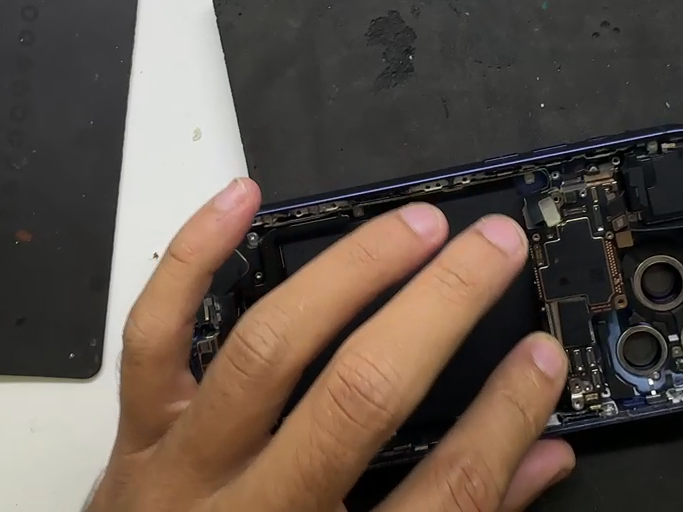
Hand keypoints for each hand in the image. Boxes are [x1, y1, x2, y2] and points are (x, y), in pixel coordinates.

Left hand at [89, 177, 575, 511]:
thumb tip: (543, 456)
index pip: (442, 495)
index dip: (503, 418)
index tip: (540, 355)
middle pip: (356, 397)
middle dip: (437, 307)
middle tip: (490, 248)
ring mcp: (184, 466)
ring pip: (268, 348)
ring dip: (350, 272)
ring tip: (414, 225)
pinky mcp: (139, 429)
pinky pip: (156, 333)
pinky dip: (195, 257)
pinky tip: (242, 199)